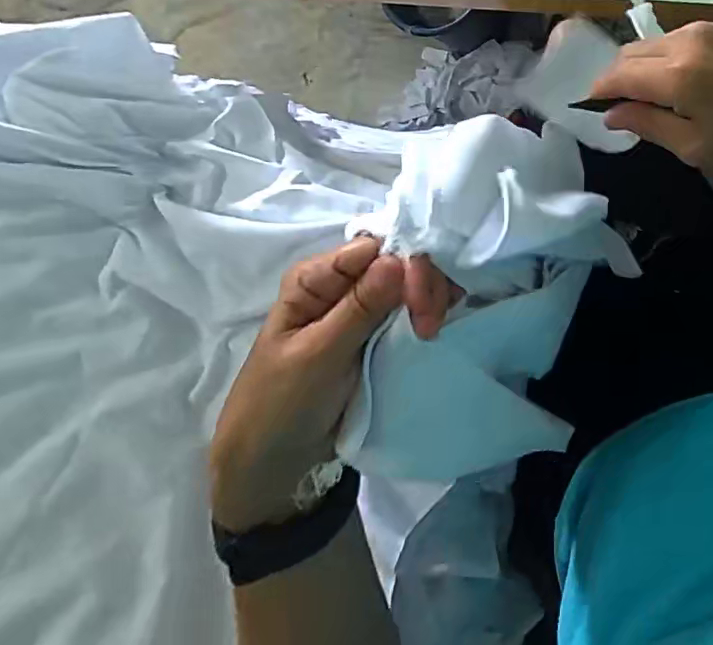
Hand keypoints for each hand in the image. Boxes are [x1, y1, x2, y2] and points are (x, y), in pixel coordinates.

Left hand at [209, 237, 456, 530]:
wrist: (274, 465)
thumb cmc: (281, 405)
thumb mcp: (318, 356)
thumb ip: (358, 308)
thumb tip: (398, 260)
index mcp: (317, 277)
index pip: (375, 248)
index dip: (406, 265)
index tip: (420, 304)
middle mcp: (343, 282)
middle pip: (399, 259)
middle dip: (422, 284)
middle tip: (430, 325)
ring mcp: (364, 306)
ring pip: (412, 281)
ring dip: (430, 299)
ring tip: (432, 331)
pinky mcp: (381, 330)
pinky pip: (413, 306)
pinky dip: (431, 310)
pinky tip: (438, 325)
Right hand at [587, 21, 712, 178]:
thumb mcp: (697, 147)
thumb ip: (647, 125)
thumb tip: (612, 115)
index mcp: (677, 73)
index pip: (617, 74)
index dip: (598, 91)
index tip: (591, 109)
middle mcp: (686, 40)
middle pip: (630, 52)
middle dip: (617, 78)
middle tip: (622, 109)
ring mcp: (708, 29)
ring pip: (653, 44)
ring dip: (642, 67)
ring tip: (653, 100)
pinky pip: (678, 40)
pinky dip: (666, 59)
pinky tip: (680, 84)